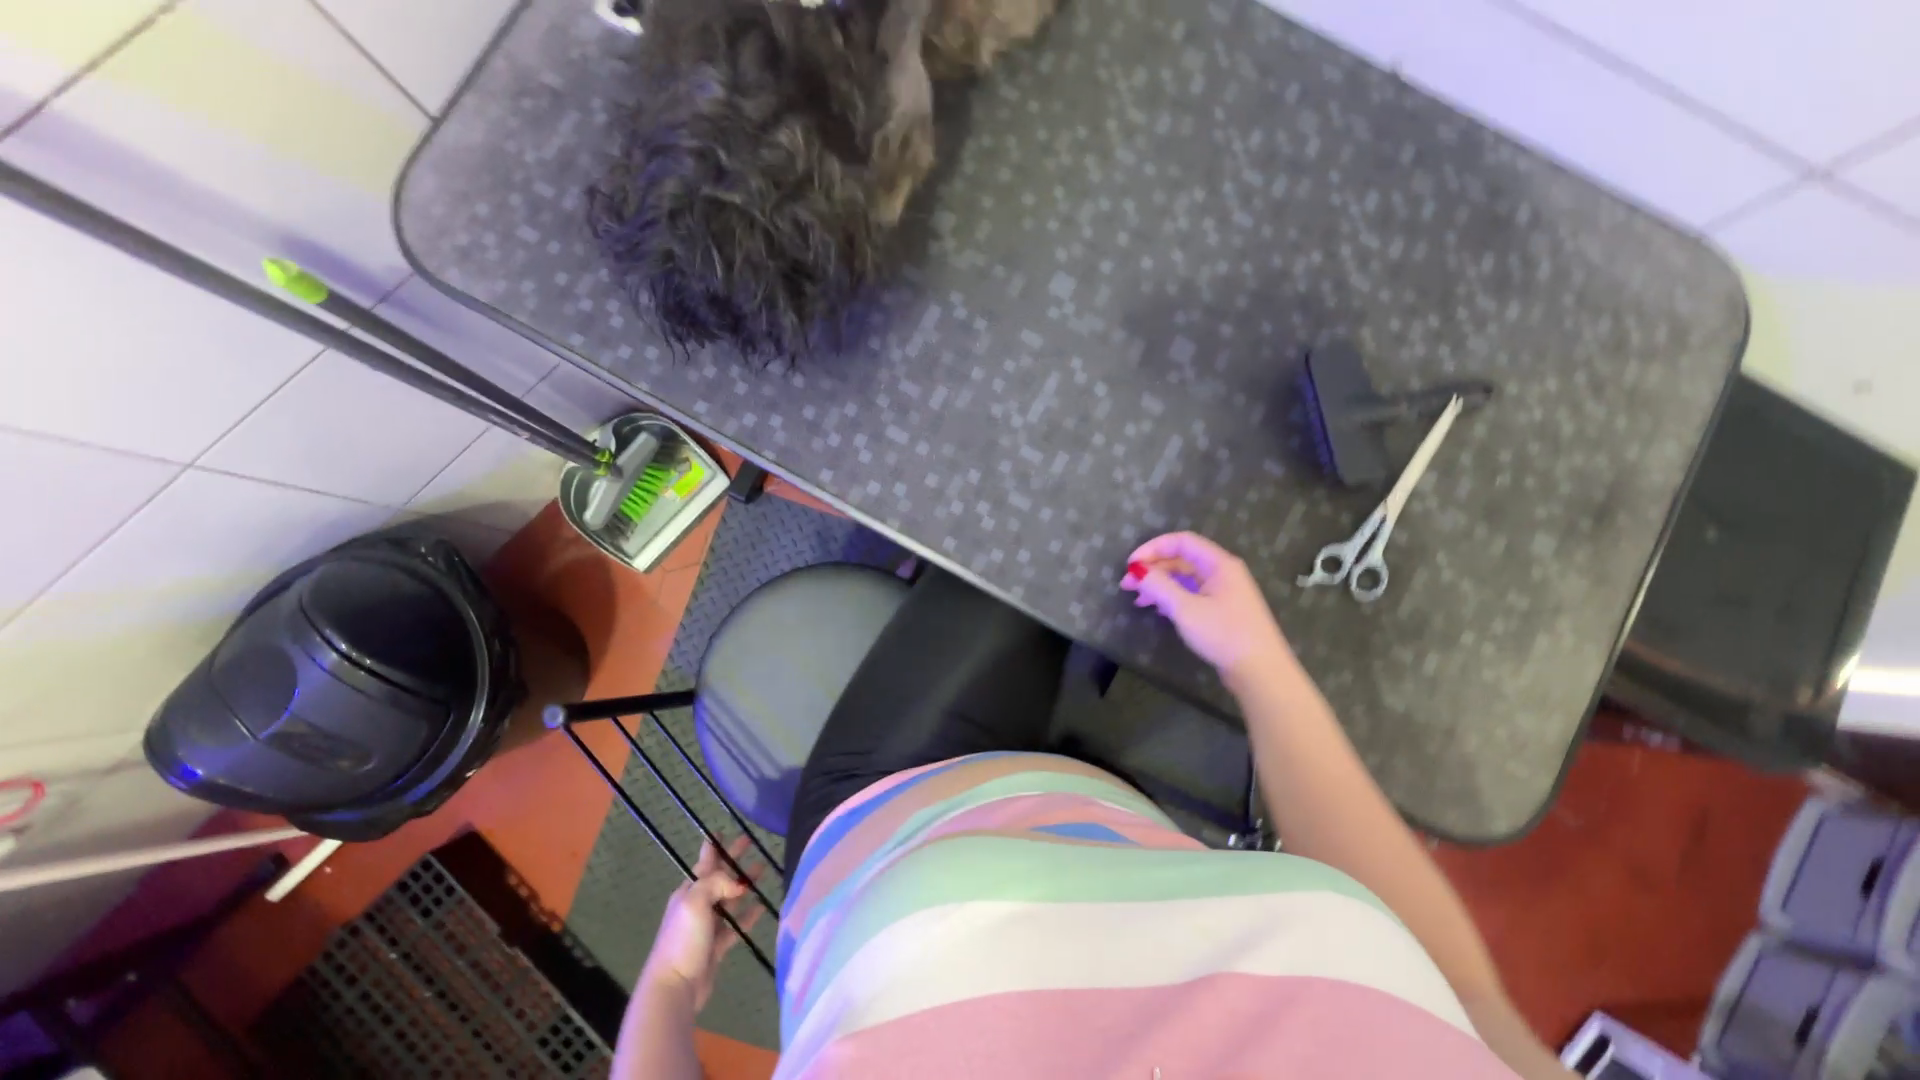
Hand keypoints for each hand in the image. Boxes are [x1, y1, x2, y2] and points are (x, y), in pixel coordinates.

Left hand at [640, 839, 762, 1010]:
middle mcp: (697, 904)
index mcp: (689, 891)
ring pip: (730, 898)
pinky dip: (748, 914)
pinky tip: (762, 907)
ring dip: (745, 884)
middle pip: (719, 876)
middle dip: (734, 859)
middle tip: (751, 842)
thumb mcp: (695, 902)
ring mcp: (707, 926)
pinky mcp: (716, 946)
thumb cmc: (682, 940)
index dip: (714, 845)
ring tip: (764, 870)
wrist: (674, 986)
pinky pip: (736, 925)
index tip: (723, 829)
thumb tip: (738, 883)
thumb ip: (716, 884)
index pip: (704, 861)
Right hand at [1120, 531, 1290, 682]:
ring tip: (1138, 600)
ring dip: (1160, 585)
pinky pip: (1192, 595)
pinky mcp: (1222, 611)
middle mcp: (1222, 572)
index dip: (1153, 548)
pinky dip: (1172, 599)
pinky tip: (1158, 610)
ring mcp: (1223, 592)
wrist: (1260, 670)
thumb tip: (1138, 570)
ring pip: (1185, 579)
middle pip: (1182, 560)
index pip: (1181, 541)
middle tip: (1126, 585)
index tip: (1130, 564)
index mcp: (1219, 563)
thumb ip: (1159, 586)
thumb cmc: (1224, 634)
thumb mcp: (1186, 609)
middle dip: (1153, 569)